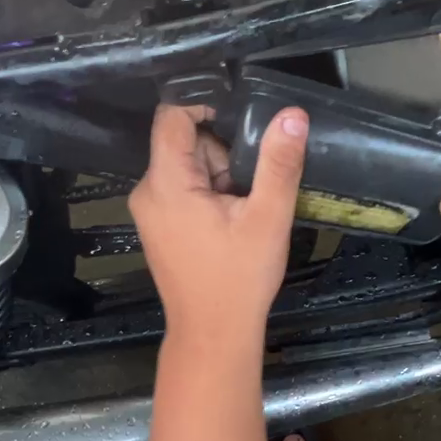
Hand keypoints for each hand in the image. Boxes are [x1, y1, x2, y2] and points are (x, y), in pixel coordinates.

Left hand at [130, 102, 308, 339]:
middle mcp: (147, 192)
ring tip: (244, 212)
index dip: (204, 106)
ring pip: (187, 168)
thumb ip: (278, 163)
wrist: (213, 334)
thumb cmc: (238, 279)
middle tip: (251, 188)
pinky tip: (231, 224)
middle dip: (223, 154)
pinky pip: (184, 192)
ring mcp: (150, 212)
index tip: (243, 119)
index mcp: (166, 183)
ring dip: (220, 178)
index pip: (171, 116)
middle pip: (184, 143)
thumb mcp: (268, 218)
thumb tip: (292, 115)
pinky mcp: (159, 228)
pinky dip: (210, 197)